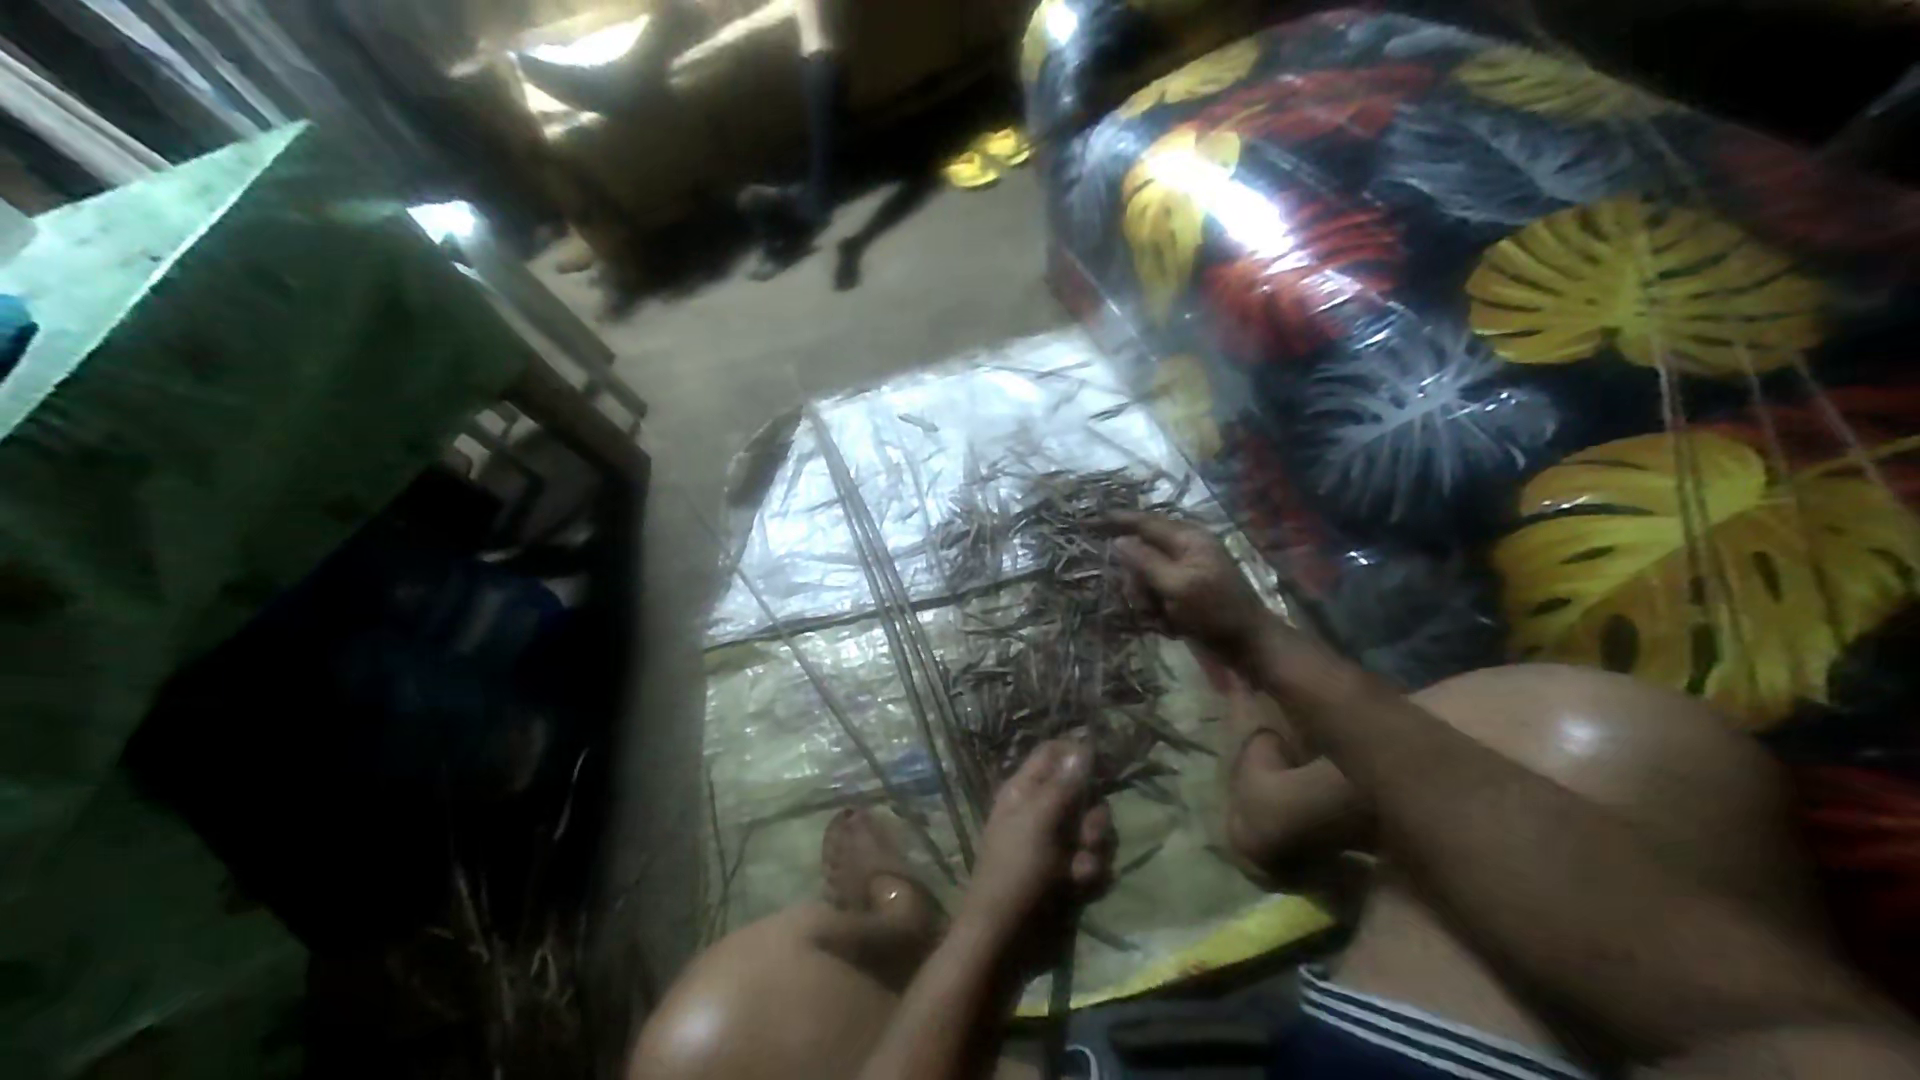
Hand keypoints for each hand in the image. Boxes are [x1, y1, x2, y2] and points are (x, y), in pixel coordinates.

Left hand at [958, 741, 1114, 948]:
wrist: (1007, 938)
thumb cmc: (1015, 870)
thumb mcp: (1038, 820)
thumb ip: (1064, 784)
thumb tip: (1082, 746)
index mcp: (1024, 790)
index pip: (1054, 754)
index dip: (1078, 754)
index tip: (1104, 764)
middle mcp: (1041, 810)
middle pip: (1083, 792)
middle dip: (1092, 815)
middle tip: (1085, 835)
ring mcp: (1056, 843)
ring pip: (1093, 828)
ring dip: (1093, 848)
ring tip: (1079, 868)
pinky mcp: (1069, 871)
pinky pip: (1094, 859)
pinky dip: (1090, 872)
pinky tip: (1078, 887)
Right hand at [1105, 512, 1271, 656]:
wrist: (1249, 643)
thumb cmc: (1215, 610)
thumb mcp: (1176, 585)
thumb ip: (1145, 561)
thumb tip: (1118, 541)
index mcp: (1187, 538)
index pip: (1144, 522)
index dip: (1115, 521)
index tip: (1088, 521)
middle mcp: (1185, 549)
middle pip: (1140, 555)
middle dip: (1137, 582)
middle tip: (1146, 603)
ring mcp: (1186, 571)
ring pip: (1145, 579)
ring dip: (1147, 601)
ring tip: (1163, 619)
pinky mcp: (1185, 592)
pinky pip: (1157, 595)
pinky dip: (1158, 611)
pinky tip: (1172, 625)